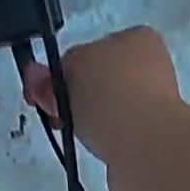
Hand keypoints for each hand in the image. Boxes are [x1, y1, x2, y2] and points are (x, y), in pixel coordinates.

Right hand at [21, 27, 187, 190]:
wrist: (143, 146)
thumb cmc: (110, 94)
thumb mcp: (72, 69)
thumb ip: (52, 75)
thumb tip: (35, 78)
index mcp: (139, 39)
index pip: (95, 51)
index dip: (69, 72)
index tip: (51, 94)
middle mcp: (153, 72)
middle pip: (102, 86)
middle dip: (80, 102)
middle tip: (60, 117)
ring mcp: (154, 112)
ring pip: (110, 116)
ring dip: (92, 126)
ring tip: (82, 136)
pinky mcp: (150, 146)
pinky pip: (118, 143)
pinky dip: (106, 147)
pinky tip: (100, 151)